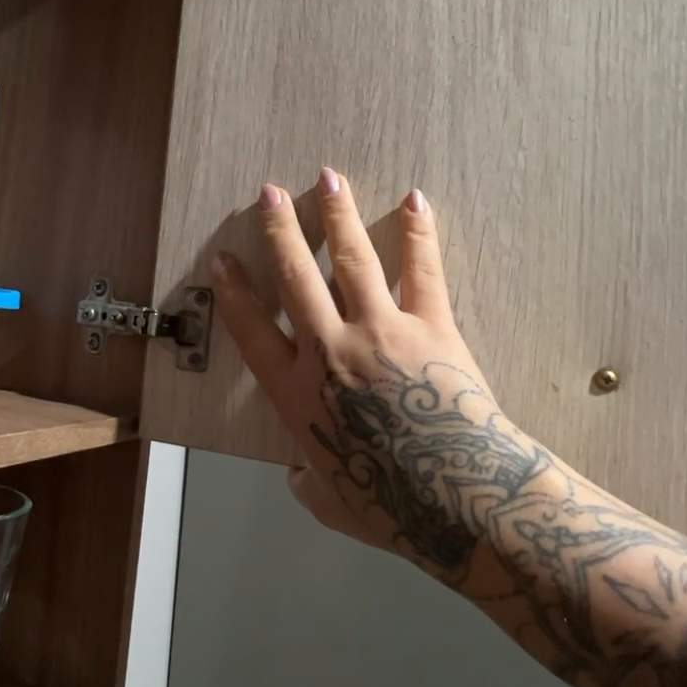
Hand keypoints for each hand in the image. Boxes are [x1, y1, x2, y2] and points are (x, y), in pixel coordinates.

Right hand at [212, 168, 503, 570]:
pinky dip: (418, 234)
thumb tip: (300, 476)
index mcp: (297, 393)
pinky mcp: (431, 327)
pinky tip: (413, 202)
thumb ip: (305, 479)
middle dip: (279, 230)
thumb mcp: (326, 501)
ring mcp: (380, 332)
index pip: (253, 329)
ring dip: (338, 216)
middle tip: (269, 194)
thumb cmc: (393, 508)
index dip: (234, 291)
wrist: (463, 499)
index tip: (223, 260)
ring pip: (351, 260)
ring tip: (328, 178)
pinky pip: (422, 270)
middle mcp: (330, 351)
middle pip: (296, 277)